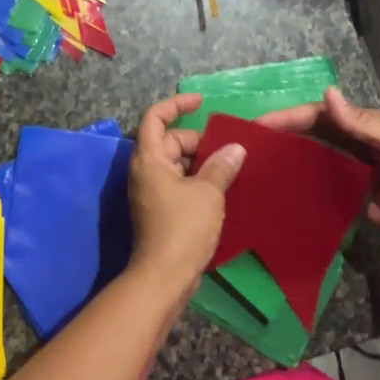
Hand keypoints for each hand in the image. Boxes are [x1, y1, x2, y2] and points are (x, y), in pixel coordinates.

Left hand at [125, 94, 245, 299]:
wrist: (163, 277)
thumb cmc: (183, 228)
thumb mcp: (208, 193)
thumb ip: (221, 166)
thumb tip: (235, 148)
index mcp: (149, 158)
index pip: (156, 117)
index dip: (176, 104)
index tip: (201, 102)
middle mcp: (144, 170)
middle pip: (168, 140)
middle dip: (196, 140)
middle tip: (227, 149)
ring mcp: (149, 191)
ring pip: (174, 163)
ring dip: (198, 162)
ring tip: (229, 167)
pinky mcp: (157, 210)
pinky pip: (176, 182)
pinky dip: (195, 180)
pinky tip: (219, 189)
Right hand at [258, 88, 379, 249]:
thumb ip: (365, 122)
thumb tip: (327, 94)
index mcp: (366, 125)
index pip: (320, 114)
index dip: (291, 116)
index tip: (262, 123)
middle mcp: (355, 143)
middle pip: (313, 133)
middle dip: (283, 132)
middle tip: (251, 142)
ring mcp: (352, 170)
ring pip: (314, 156)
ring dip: (290, 155)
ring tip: (259, 163)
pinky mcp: (353, 197)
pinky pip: (322, 185)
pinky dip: (302, 182)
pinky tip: (283, 188)